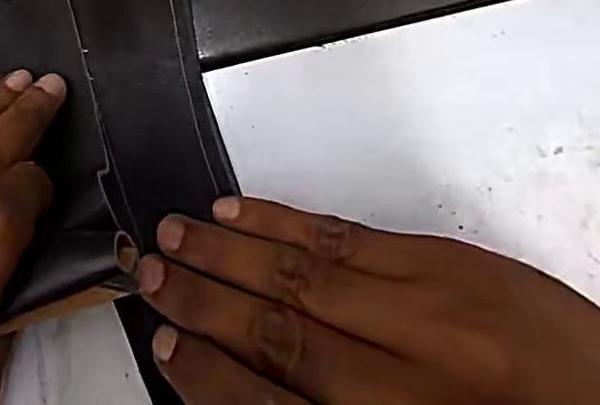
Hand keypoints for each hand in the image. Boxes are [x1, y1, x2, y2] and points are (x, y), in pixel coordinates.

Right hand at [138, 198, 599, 404]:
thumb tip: (262, 391)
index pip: (278, 401)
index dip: (211, 374)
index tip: (166, 346)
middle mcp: (413, 378)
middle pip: (279, 327)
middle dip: (202, 297)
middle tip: (148, 271)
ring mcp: (433, 310)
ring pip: (304, 273)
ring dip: (229, 251)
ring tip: (176, 234)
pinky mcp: (451, 263)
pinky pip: (349, 236)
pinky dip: (286, 223)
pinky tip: (245, 214)